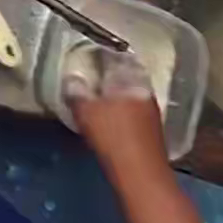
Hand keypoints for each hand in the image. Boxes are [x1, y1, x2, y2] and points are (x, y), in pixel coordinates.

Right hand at [63, 47, 166, 171]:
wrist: (141, 173)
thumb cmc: (111, 135)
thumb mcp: (85, 111)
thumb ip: (76, 91)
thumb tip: (72, 77)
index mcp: (129, 80)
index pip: (115, 57)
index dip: (100, 51)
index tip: (87, 50)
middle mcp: (143, 89)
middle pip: (125, 72)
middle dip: (109, 69)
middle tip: (90, 68)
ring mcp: (150, 108)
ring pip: (129, 89)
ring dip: (115, 87)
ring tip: (96, 88)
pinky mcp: (150, 125)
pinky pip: (132, 103)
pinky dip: (120, 101)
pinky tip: (108, 109)